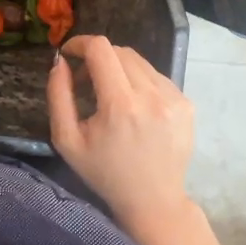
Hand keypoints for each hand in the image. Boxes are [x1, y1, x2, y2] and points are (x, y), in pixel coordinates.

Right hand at [48, 35, 196, 232]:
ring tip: (109, 93)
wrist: (153, 201)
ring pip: (139, 61)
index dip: (80, 43)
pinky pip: (156, 76)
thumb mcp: (66, 140)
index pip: (101, 49)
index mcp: (120, 105)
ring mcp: (174, 99)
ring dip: (118, 68)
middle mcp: (151, 96)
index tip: (69, 54)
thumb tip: (60, 61)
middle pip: (120, 51)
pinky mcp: (186, 104)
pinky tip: (132, 105)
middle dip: (97, 58)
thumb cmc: (104, 172)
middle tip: (84, 80)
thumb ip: (58, 96)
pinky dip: (138, 80)